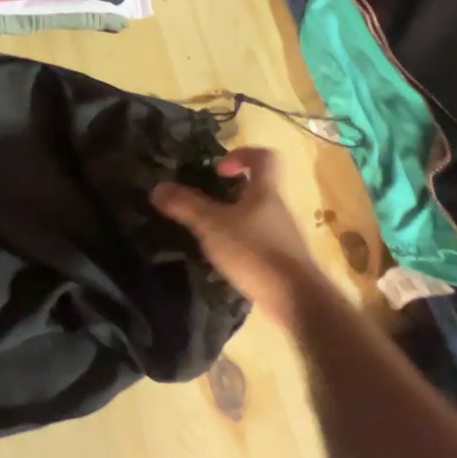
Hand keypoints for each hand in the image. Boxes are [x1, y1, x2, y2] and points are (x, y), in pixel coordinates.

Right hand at [152, 147, 328, 328]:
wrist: (300, 303)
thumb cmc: (256, 252)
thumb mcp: (211, 225)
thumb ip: (184, 204)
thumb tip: (157, 188)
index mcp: (266, 193)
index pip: (264, 158)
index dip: (241, 154)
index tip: (217, 169)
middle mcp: (278, 210)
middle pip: (257, 188)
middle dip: (228, 191)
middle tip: (202, 201)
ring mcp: (283, 237)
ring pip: (256, 216)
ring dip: (232, 218)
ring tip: (206, 231)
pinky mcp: (282, 261)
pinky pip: (258, 241)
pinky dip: (239, 243)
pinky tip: (221, 256)